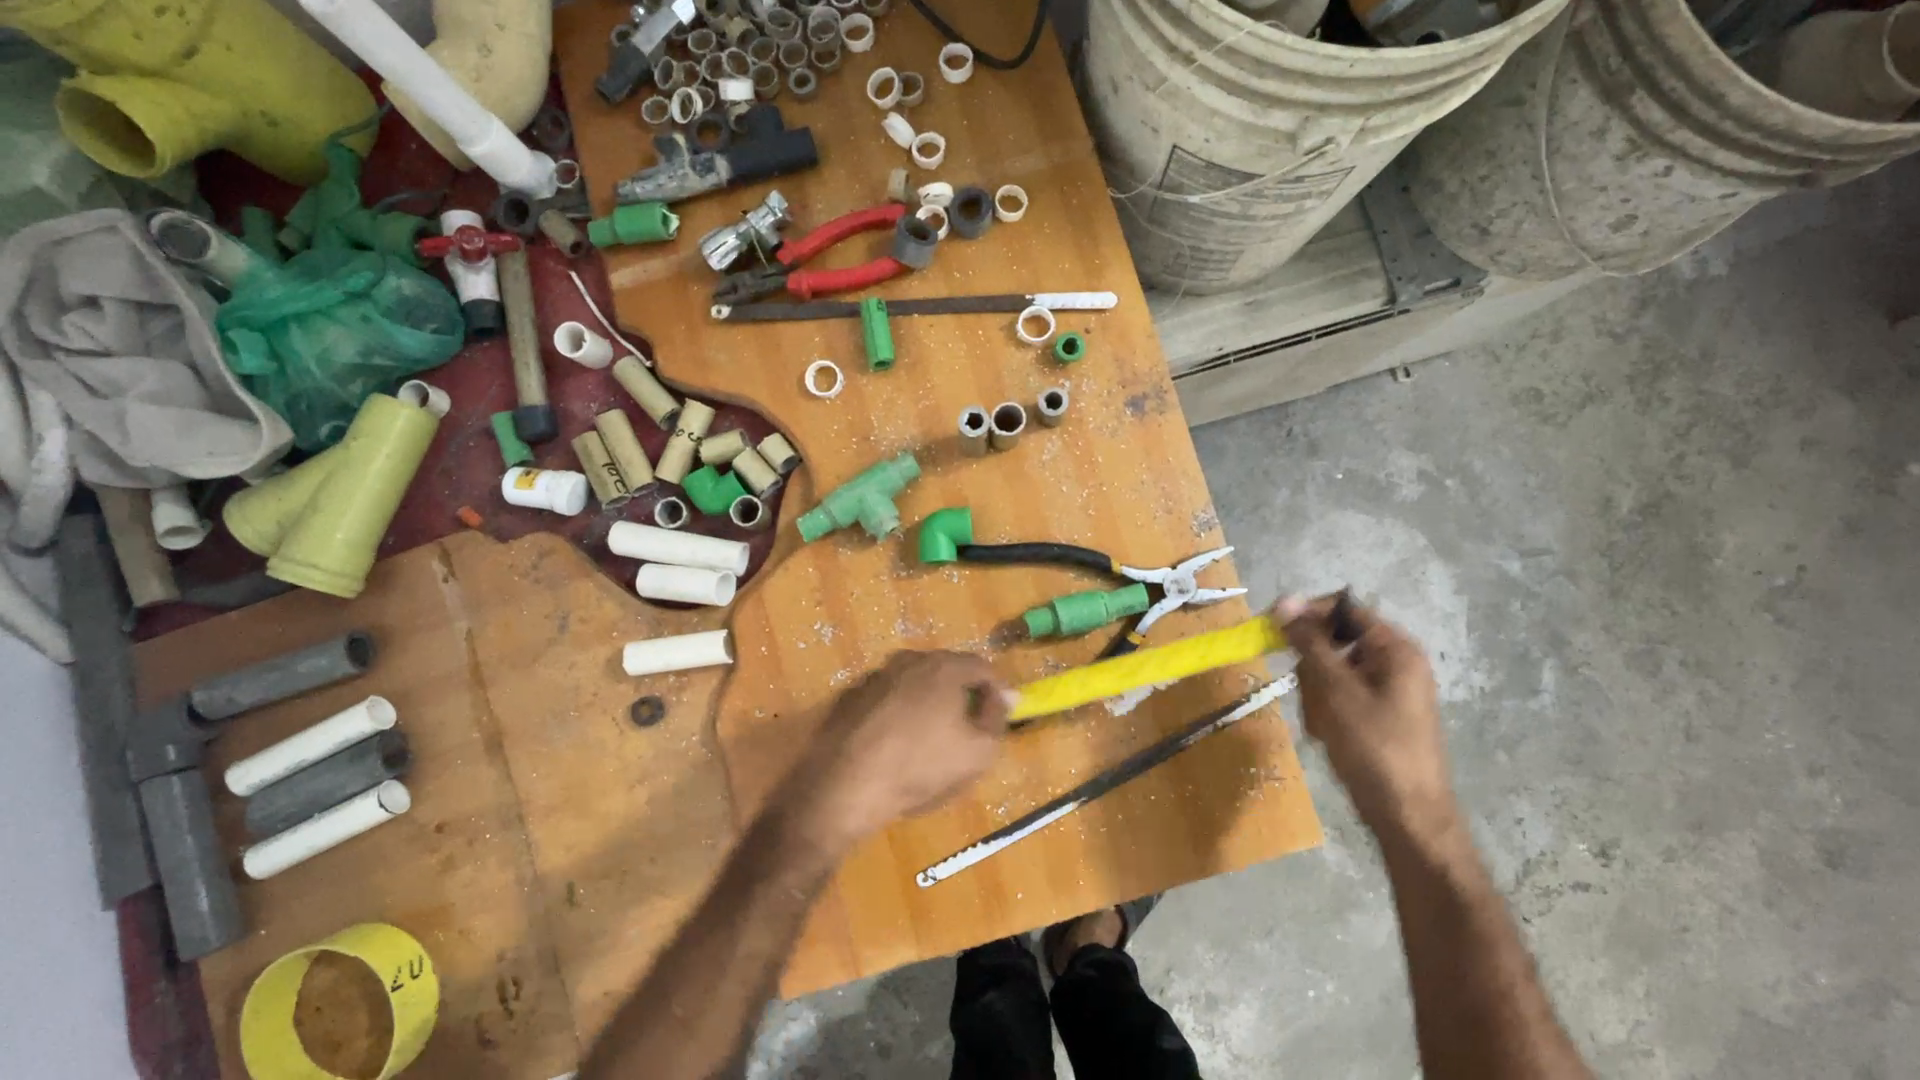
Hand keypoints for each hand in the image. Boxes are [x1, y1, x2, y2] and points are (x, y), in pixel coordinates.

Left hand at [778, 650, 1010, 851]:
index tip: (1003, 713)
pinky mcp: (847, 698)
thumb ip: (997, 718)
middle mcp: (907, 660)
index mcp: (943, 667)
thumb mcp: (979, 752)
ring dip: (927, 701)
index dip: (997, 689)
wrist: (844, 787)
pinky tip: (896, 743)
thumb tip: (1003, 696)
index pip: (982, 666)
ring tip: (932, 736)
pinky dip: (897, 713)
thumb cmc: (920, 767)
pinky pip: (885, 699)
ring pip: (912, 682)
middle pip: (945, 669)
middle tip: (970, 724)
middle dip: (962, 692)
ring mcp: (873, 677)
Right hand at [1276, 594, 1457, 845]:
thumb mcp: (1337, 692)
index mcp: (1396, 648)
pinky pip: (1339, 697)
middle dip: (1313, 670)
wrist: (1408, 816)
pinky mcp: (1377, 715)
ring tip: (1322, 725)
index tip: (1274, 633)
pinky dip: (1326, 712)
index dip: (1308, 616)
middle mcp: (1395, 662)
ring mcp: (1387, 690)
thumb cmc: (1376, 749)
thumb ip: (1310, 644)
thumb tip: (1284, 601)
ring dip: (1316, 695)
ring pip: (1330, 672)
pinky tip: (1328, 736)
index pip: (1344, 608)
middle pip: (1333, 642)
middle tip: (1313, 698)